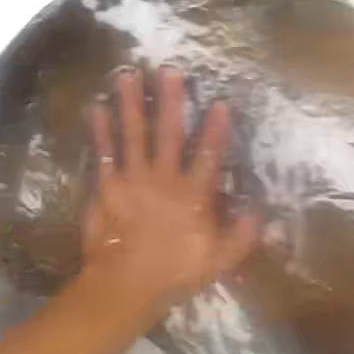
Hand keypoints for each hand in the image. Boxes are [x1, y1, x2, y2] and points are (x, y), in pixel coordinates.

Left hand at [79, 66, 260, 327]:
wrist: (125, 284)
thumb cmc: (173, 274)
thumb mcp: (219, 261)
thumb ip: (241, 234)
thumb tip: (259, 207)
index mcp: (193, 197)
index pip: (208, 156)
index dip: (215, 129)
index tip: (220, 101)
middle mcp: (163, 180)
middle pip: (167, 134)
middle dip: (168, 100)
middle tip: (167, 69)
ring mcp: (132, 180)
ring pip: (133, 134)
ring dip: (130, 103)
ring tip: (126, 74)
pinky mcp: (106, 186)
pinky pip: (104, 152)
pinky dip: (100, 130)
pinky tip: (95, 106)